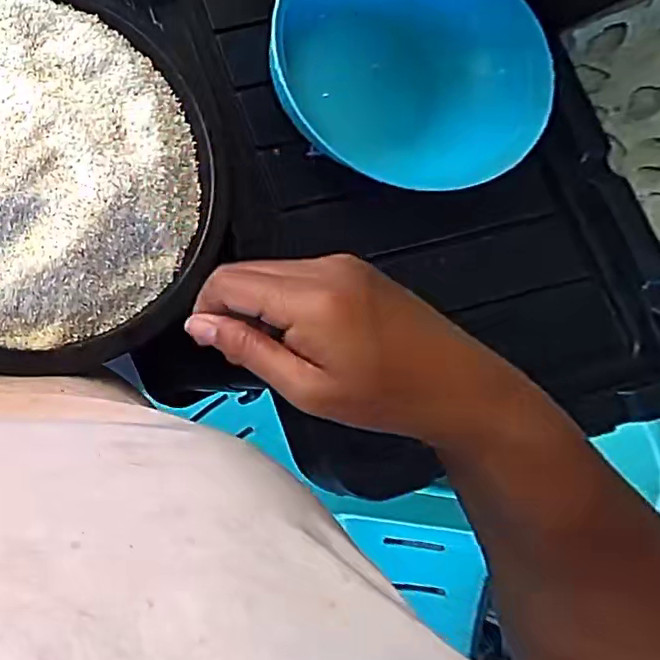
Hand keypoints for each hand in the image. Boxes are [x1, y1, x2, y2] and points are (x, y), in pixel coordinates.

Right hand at [184, 255, 549, 452]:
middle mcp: (323, 266)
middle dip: (226, 305)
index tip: (210, 341)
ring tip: (273, 344)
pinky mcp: (349, 266)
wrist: (460, 387)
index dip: (205, 309)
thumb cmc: (387, 397)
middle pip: (243, 270)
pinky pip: (292, 271)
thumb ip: (247, 349)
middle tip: (240, 349)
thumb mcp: (307, 388)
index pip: (226, 281)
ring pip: (265, 269)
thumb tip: (199, 324)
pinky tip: (296, 330)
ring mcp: (339, 262)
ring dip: (252, 301)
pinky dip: (278, 295)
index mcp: (311, 297)